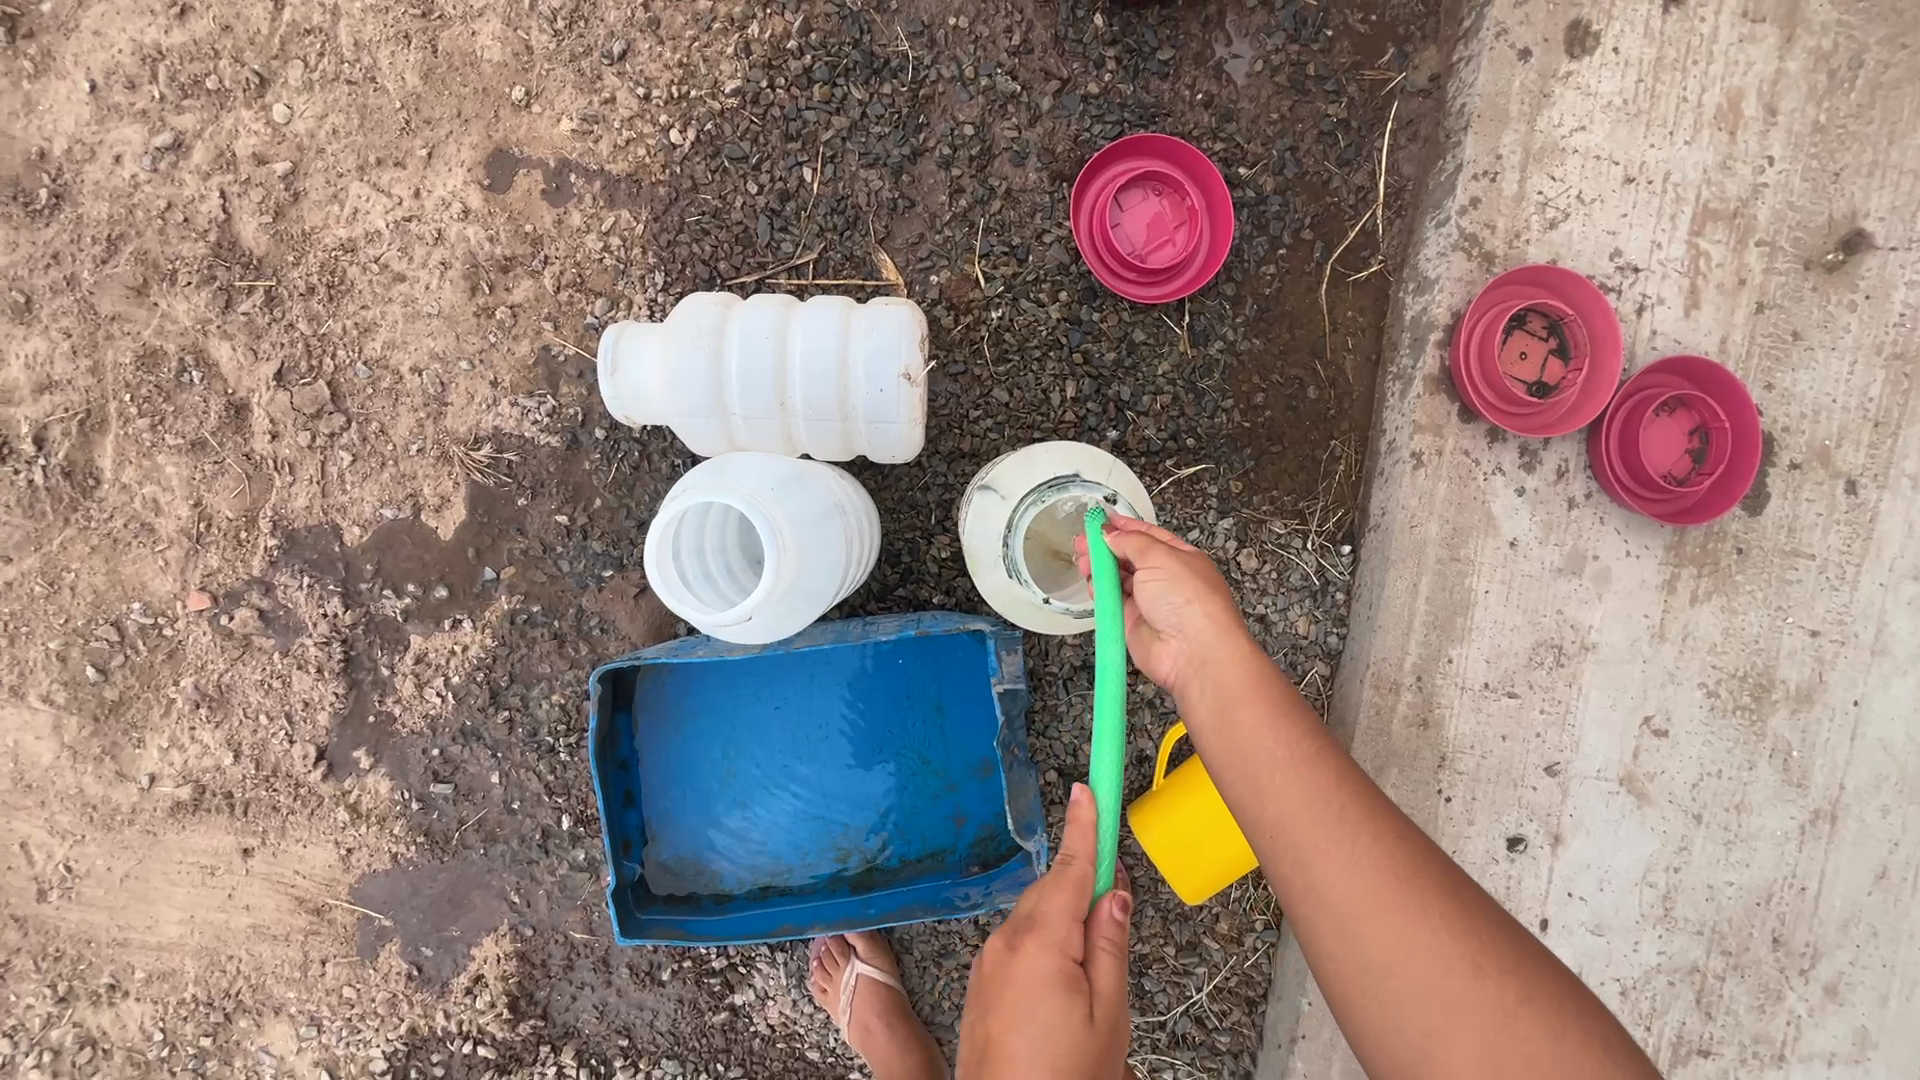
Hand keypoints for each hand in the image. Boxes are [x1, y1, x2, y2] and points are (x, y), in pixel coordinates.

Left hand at [958, 782, 1132, 1079]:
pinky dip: (1044, 941)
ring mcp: (988, 960)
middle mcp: (1007, 939)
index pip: (1072, 869)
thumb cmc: (1064, 1077)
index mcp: (1041, 941)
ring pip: (1036, 916)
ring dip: (1065, 919)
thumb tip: (1116, 891)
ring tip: (1091, 970)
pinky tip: (1061, 982)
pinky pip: (1019, 941)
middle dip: (1084, 885)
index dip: (1085, 826)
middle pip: (1054, 891)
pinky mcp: (981, 980)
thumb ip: (1110, 944)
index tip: (1088, 787)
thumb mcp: (1107, 1015)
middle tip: (1117, 899)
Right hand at [1074, 513, 1249, 698]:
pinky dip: (1099, 592)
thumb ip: (1131, 541)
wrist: (1193, 652)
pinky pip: (1111, 602)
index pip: (1147, 535)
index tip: (1100, 520)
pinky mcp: (1132, 622)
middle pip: (1129, 557)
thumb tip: (1111, 534)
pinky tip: (1090, 582)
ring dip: (1099, 568)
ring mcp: (1149, 601)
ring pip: (1117, 579)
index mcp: (1179, 556)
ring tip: (1082, 560)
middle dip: (1105, 547)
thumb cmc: (1190, 602)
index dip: (1123, 527)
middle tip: (1083, 541)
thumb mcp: (1159, 556)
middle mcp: (1165, 578)